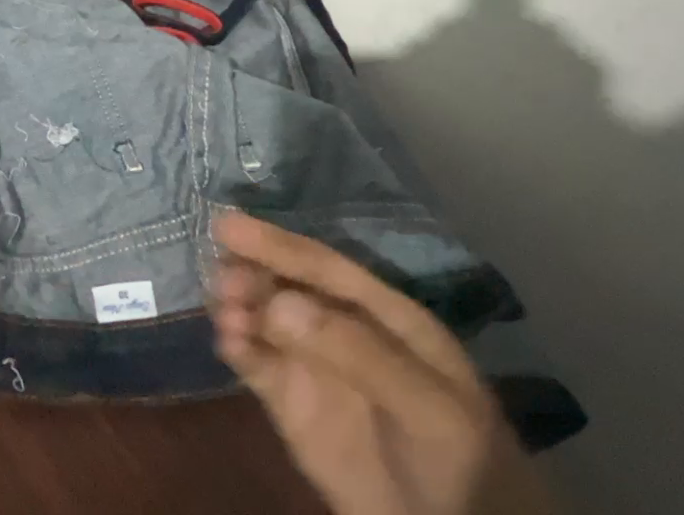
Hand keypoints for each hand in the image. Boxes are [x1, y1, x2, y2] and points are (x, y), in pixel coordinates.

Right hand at [211, 213, 550, 514]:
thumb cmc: (459, 459)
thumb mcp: (428, 406)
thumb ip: (359, 352)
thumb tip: (278, 302)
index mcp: (383, 315)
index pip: (325, 268)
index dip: (277, 244)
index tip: (226, 225)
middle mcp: (339, 327)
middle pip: (285, 286)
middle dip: (251, 275)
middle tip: (224, 281)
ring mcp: (310, 361)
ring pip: (262, 318)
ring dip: (238, 308)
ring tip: (226, 317)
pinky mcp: (286, 396)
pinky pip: (253, 361)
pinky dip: (236, 346)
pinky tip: (229, 344)